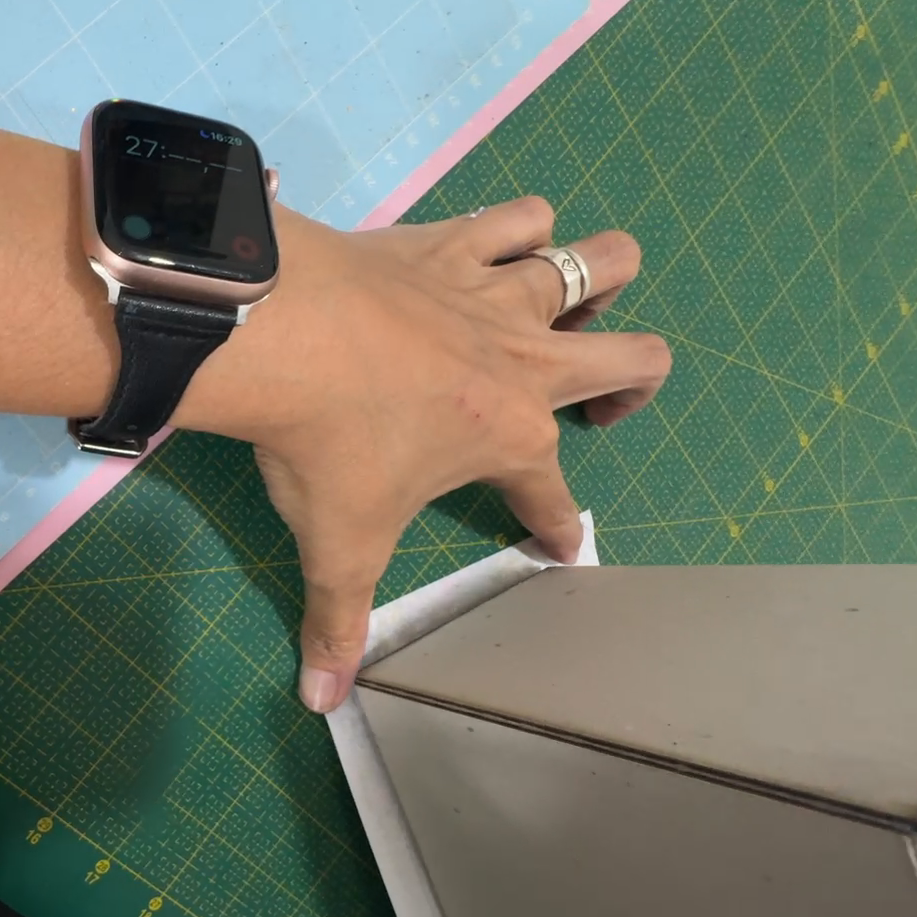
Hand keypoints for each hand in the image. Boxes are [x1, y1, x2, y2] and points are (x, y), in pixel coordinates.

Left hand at [182, 196, 668, 711]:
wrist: (282, 339)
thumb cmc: (323, 445)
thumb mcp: (335, 545)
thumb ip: (334, 624)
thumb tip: (320, 703)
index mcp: (507, 439)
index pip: (554, 494)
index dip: (561, 524)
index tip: (562, 541)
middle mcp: (523, 363)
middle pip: (635, 354)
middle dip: (632, 379)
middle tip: (596, 402)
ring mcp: (492, 292)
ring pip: (600, 261)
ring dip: (598, 282)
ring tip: (561, 309)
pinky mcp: (448, 239)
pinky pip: (519, 213)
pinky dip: (519, 227)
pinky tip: (490, 247)